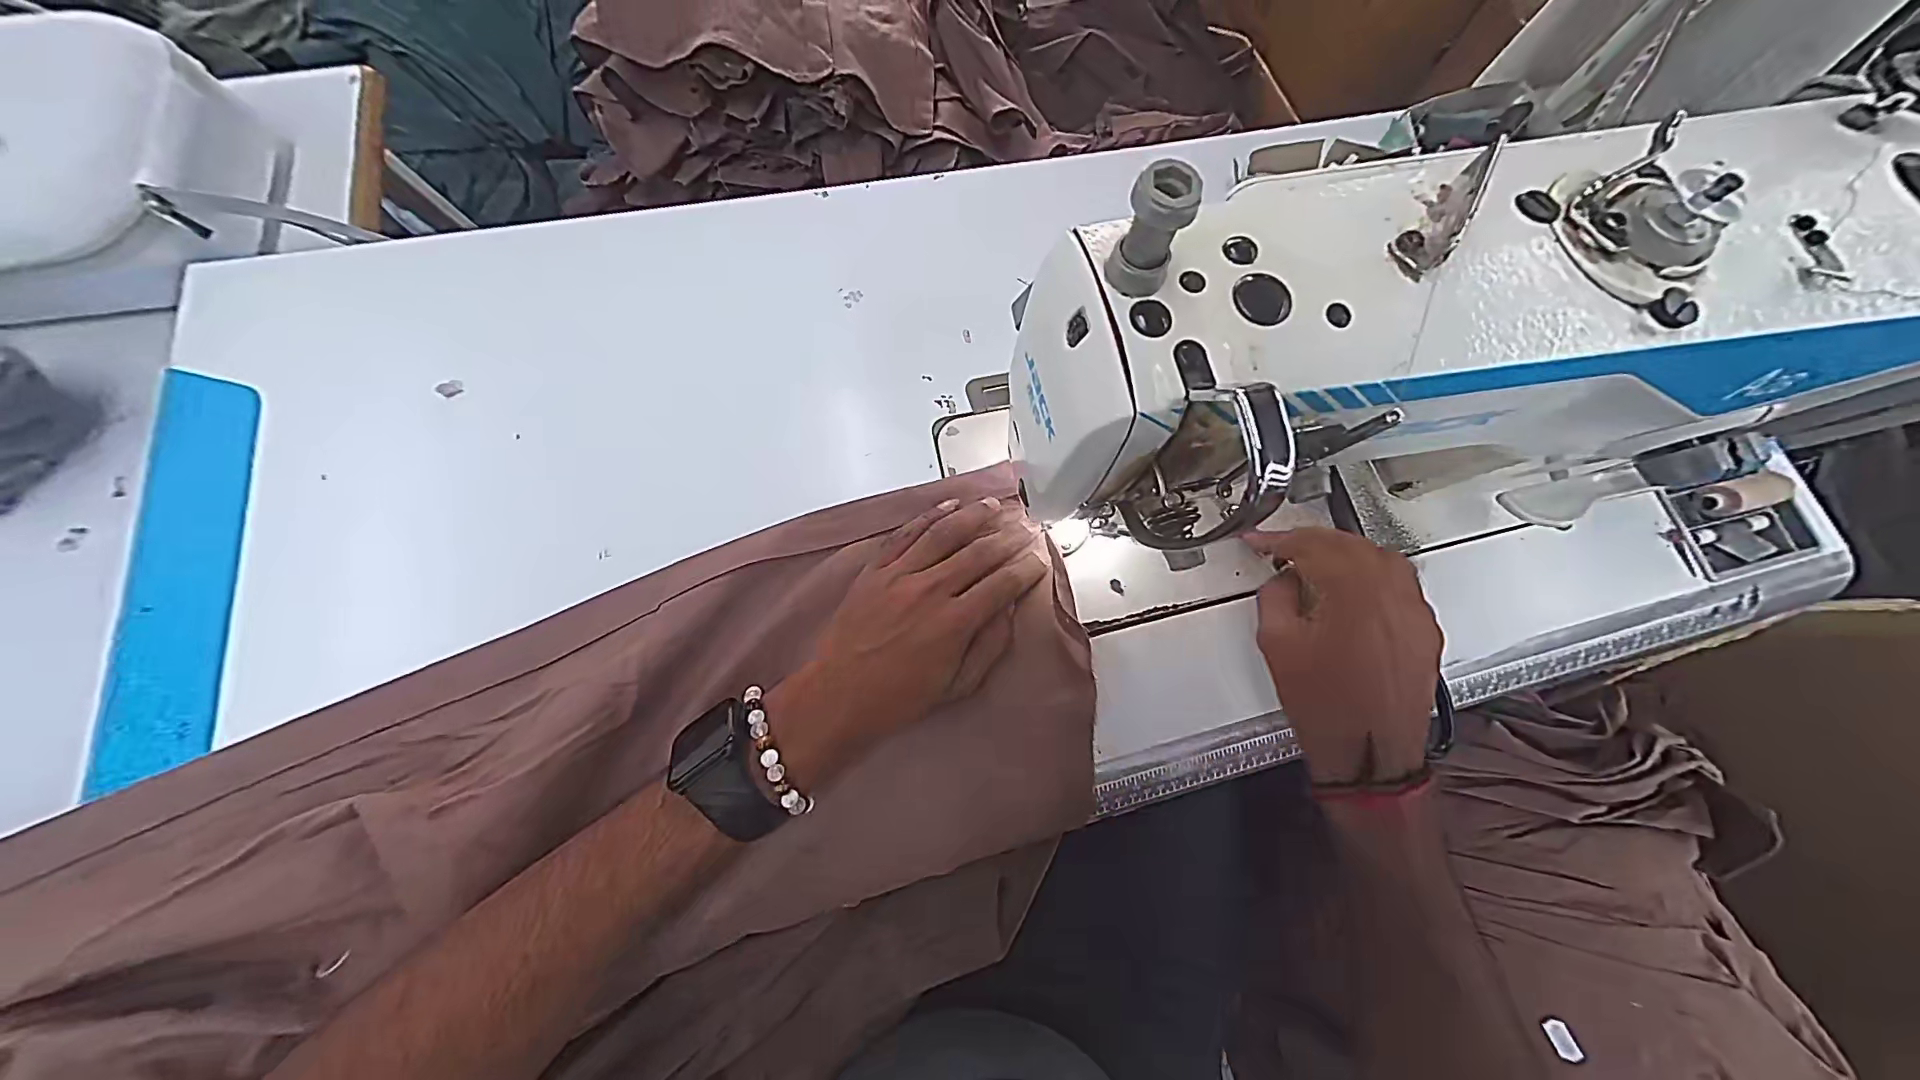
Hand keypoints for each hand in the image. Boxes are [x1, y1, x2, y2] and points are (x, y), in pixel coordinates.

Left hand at [768, 496, 1051, 782]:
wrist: (838, 695)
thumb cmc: (899, 697)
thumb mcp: (957, 685)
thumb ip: (989, 645)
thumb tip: (1009, 610)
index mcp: (954, 623)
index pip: (1001, 584)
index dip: (1025, 569)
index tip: (1037, 560)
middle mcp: (929, 591)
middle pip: (978, 553)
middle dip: (1007, 538)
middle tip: (1024, 529)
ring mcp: (899, 576)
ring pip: (943, 534)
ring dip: (972, 516)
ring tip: (991, 505)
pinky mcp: (875, 570)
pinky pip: (906, 534)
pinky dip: (929, 516)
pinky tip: (947, 506)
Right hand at [1241, 527, 1442, 785]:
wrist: (1369, 752)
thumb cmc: (1326, 707)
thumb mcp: (1277, 645)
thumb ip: (1274, 598)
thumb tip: (1282, 579)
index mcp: (1353, 595)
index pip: (1313, 546)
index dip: (1279, 539)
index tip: (1261, 540)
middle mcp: (1392, 596)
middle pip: (1350, 544)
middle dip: (1312, 540)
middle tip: (1283, 548)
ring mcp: (1415, 612)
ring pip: (1381, 557)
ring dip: (1344, 552)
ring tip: (1315, 562)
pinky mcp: (1425, 629)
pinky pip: (1400, 582)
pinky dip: (1372, 573)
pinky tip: (1351, 587)